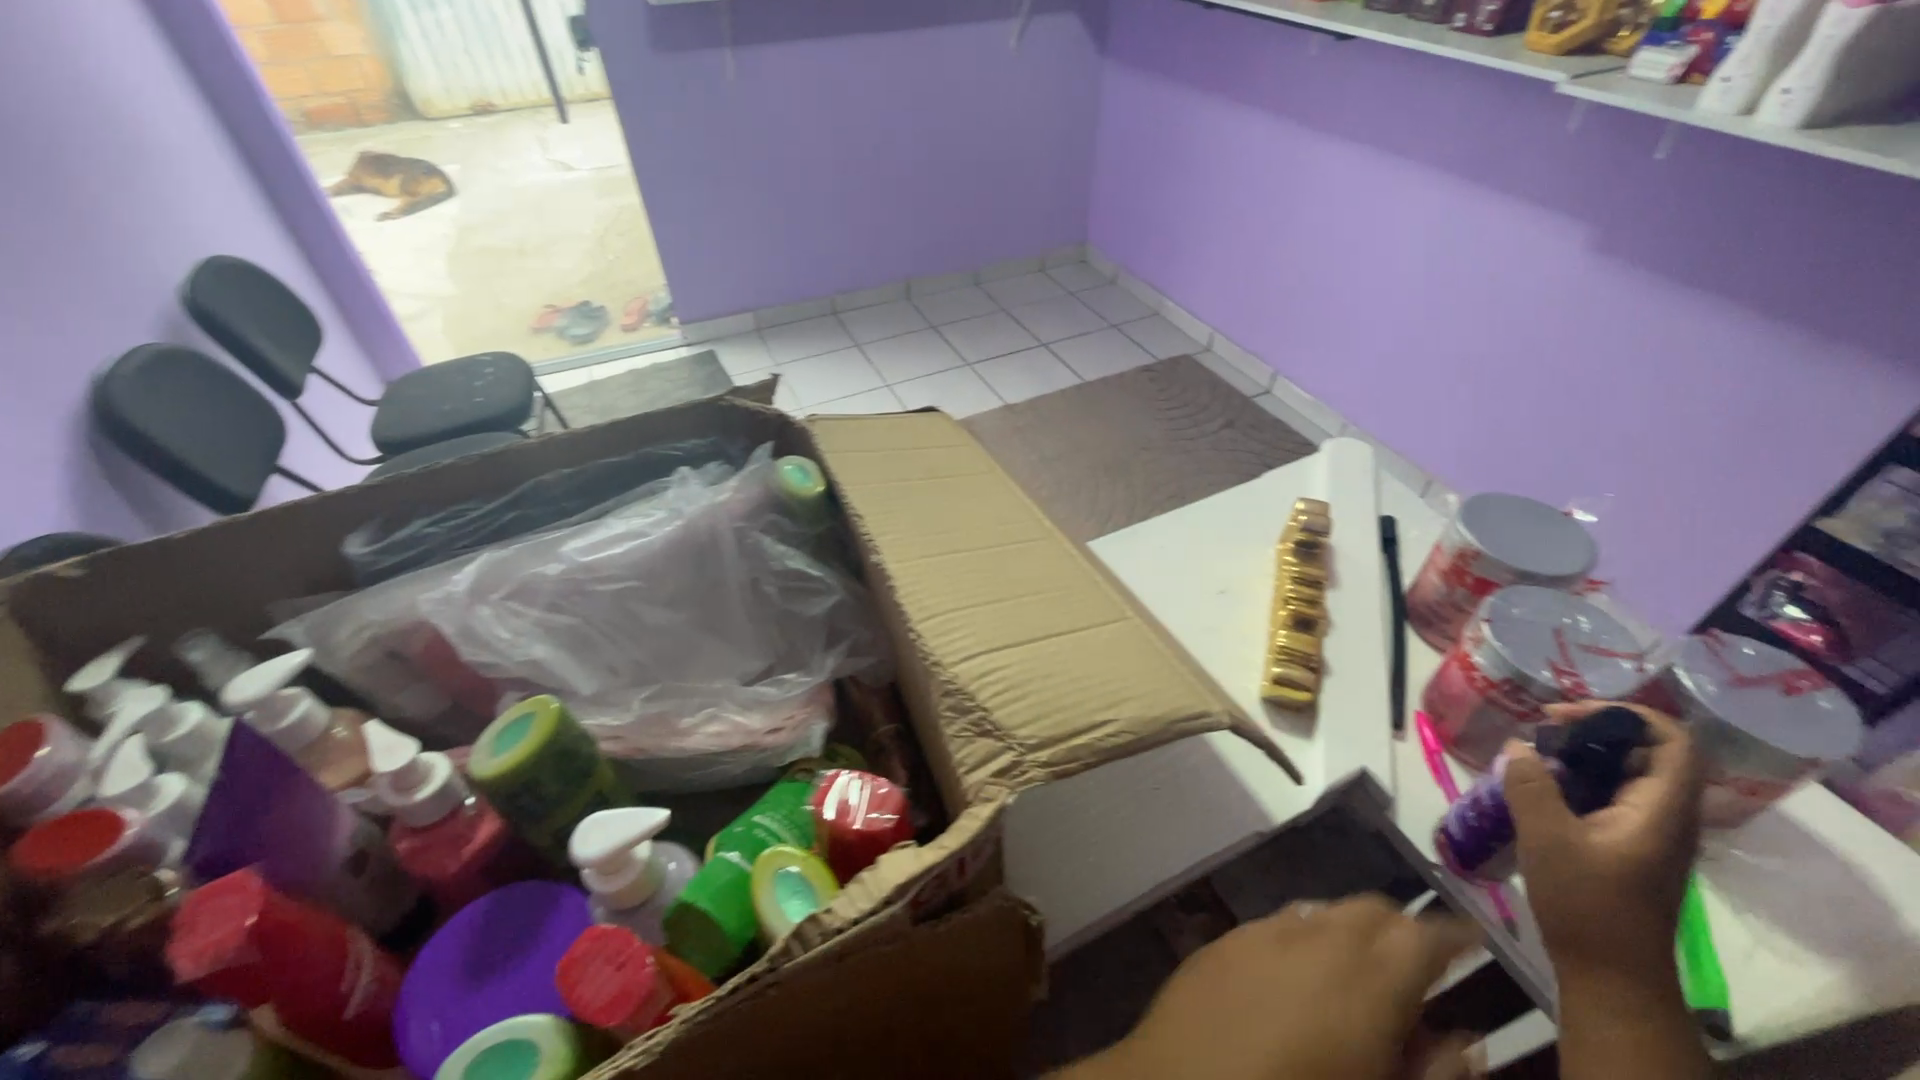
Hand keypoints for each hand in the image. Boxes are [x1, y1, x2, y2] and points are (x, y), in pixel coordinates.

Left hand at [1069, 895, 1481, 1079]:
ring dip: (1350, 933)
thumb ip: (1433, 1069)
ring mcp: (1262, 934)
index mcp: (1369, 978)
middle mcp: (1317, 938)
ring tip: (1357, 978)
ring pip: (1324, 912)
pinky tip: (1297, 982)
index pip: (1427, 934)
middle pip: (1374, 910)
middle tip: (1416, 971)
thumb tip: (1464, 1042)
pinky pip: (1278, 926)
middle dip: (1402, 931)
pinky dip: (1304, 941)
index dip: (1455, 936)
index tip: (1473, 943)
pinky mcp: (1221, 943)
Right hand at [1504, 701, 1702, 981]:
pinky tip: (1544, 790)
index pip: (1672, 740)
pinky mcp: (1634, 849)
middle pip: (1650, 753)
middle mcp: (1668, 816)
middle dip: (1597, 731)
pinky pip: (1616, 799)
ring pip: (1631, 776)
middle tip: (1545, 730)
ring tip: (1538, 755)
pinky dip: (1583, 783)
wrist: (1612, 975)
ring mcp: (1653, 835)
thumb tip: (1519, 746)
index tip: (1568, 716)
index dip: (1625, 715)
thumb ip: (1531, 787)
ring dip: (1587, 757)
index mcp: (1661, 809)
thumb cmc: (1586, 905)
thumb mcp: (1547, 839)